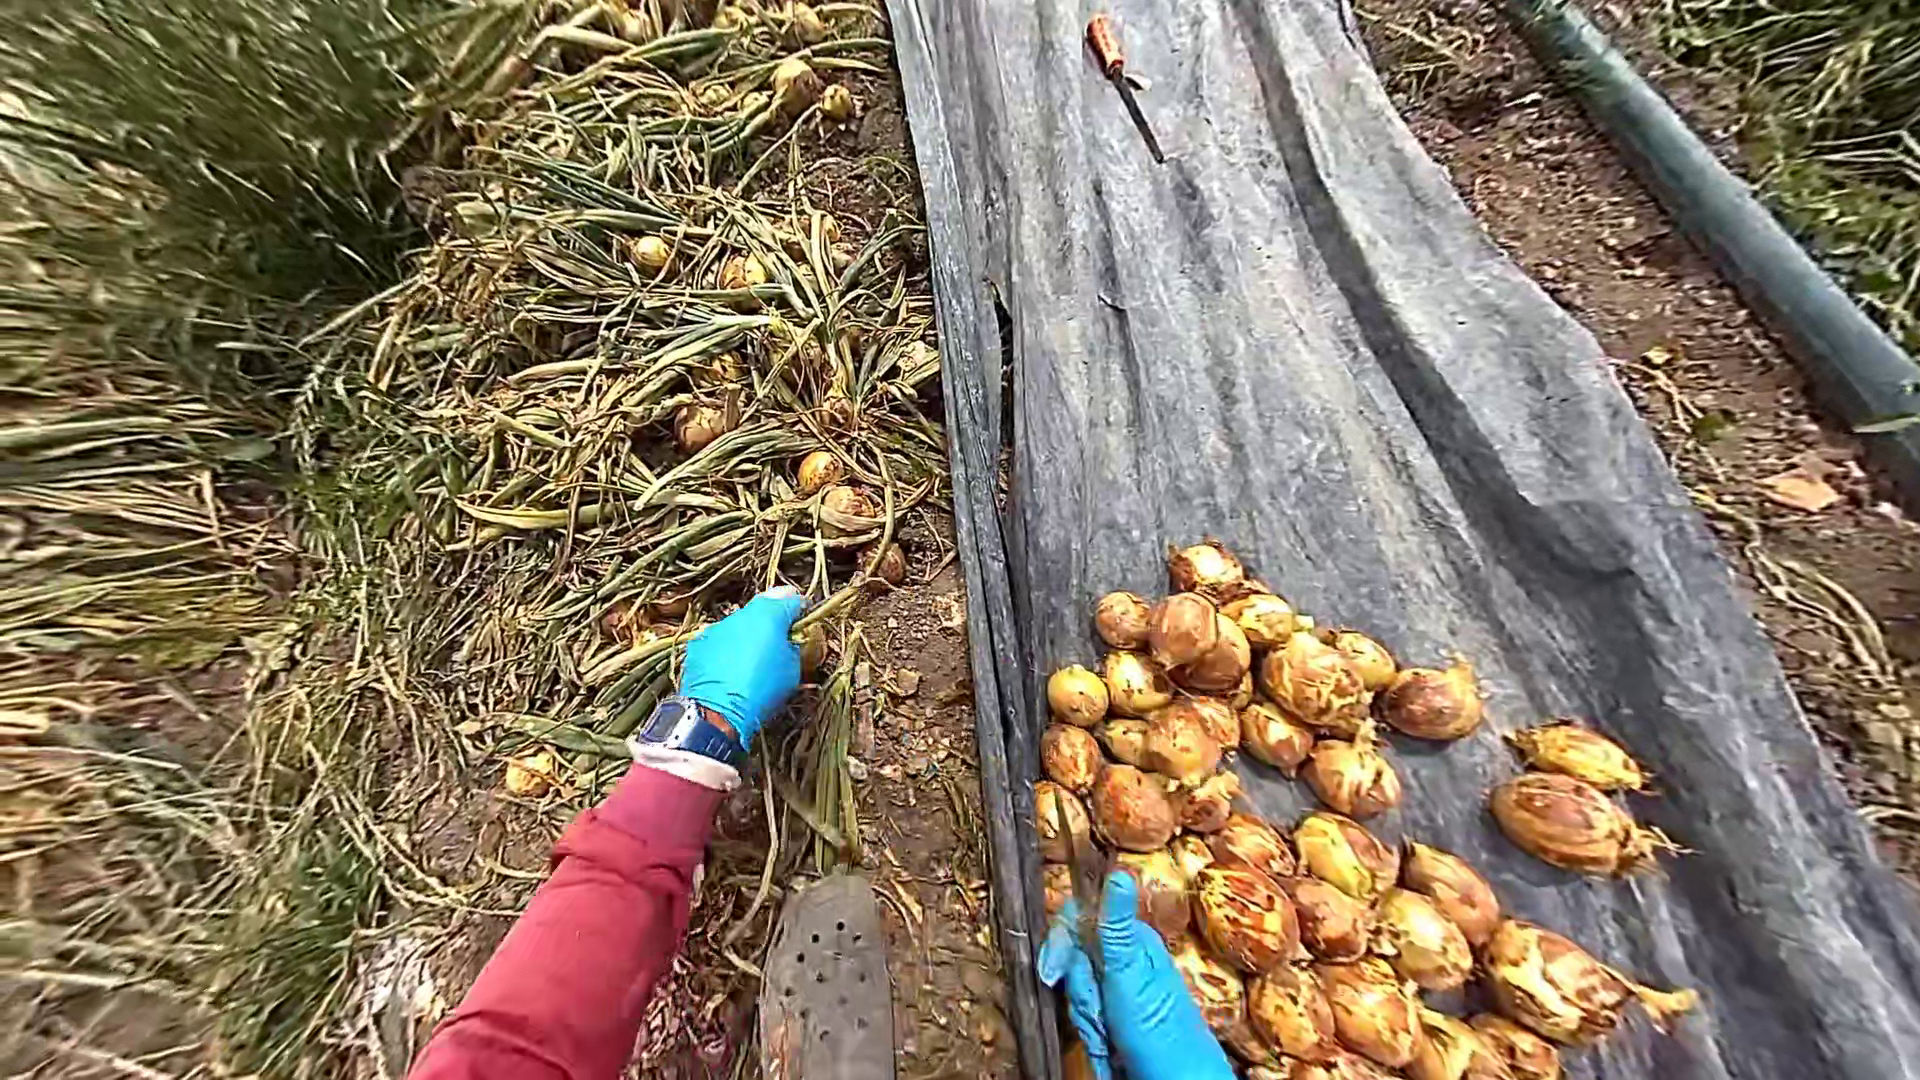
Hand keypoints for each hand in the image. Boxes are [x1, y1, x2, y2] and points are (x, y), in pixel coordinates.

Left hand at [678, 587, 807, 747]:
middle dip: (775, 622)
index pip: (794, 599)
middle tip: (782, 644)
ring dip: (751, 634)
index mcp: (770, 613)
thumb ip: (800, 645)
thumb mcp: (795, 669)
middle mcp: (742, 613)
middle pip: (765, 608)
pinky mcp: (699, 644)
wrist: (716, 712)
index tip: (806, 627)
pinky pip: (722, 639)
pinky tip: (733, 669)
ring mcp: (717, 627)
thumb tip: (798, 639)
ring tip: (755, 660)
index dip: (803, 612)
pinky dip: (730, 648)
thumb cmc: (763, 688)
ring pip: (742, 623)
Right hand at [1037, 872, 1234, 1079]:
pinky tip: (1109, 1053)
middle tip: (1103, 1016)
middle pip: (1071, 958)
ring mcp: (1114, 993)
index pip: (1075, 919)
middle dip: (1079, 992)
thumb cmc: (1157, 1028)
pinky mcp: (1110, 1023)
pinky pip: (1082, 1021)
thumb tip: (1119, 871)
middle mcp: (1119, 959)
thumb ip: (1117, 922)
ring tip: (1111, 1040)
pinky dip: (1092, 1041)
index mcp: (1128, 937)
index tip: (1052, 972)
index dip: (1060, 944)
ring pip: (1073, 992)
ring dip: (1086, 1020)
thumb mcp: (1131, 970)